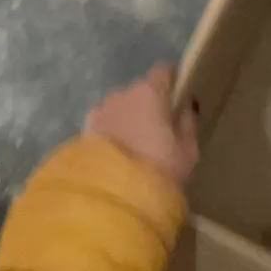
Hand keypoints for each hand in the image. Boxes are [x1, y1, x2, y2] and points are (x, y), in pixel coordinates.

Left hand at [84, 65, 199, 185]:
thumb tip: (187, 105)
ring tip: (133, 147)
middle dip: (148, 104)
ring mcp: (100, 111)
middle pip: (140, 90)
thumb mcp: (187, 152)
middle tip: (157, 131)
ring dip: (127, 118)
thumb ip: (188, 122)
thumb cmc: (158, 171)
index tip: (178, 98)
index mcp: (151, 92)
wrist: (111, 200)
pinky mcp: (82, 131)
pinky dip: (110, 132)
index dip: (172, 82)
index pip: (164, 71)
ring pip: (119, 107)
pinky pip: (103, 124)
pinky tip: (115, 155)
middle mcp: (123, 94)